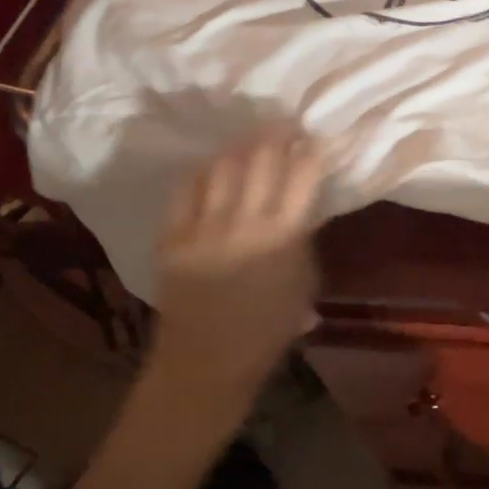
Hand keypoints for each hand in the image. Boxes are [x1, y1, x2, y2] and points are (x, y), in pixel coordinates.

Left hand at [148, 128, 327, 412]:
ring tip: (251, 138)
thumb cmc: (268, 328)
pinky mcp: (172, 237)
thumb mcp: (304, 281)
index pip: (303, 175)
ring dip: (240, 147)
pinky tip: (213, 166)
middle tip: (285, 123)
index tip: (316, 135)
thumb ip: (303, 238)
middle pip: (261, 159)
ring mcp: (203, 228)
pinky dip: (203, 171)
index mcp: (283, 237)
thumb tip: (305, 201)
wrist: (206, 365)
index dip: (311, 149)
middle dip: (277, 135)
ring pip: (222, 167)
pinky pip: (186, 189)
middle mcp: (243, 224)